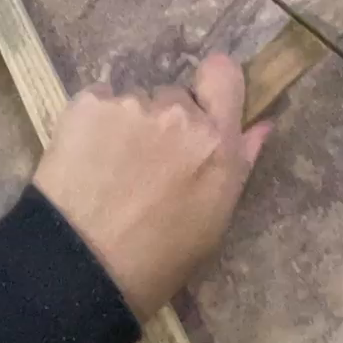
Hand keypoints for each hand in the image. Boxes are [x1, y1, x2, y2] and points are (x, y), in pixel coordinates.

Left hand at [31, 53, 270, 320]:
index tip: (201, 104)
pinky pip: (97, 101)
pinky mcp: (89, 103)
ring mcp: (132, 104)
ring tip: (109, 169)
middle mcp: (179, 113)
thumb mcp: (213, 221)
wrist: (80, 270)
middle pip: (173, 95)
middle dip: (164, 120)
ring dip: (126, 124)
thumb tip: (261, 124)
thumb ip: (239, 163)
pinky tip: (85, 160)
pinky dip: (93, 124)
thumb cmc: (158, 260)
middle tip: (145, 163)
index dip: (213, 84)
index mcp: (217, 142)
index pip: (224, 73)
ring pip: (133, 100)